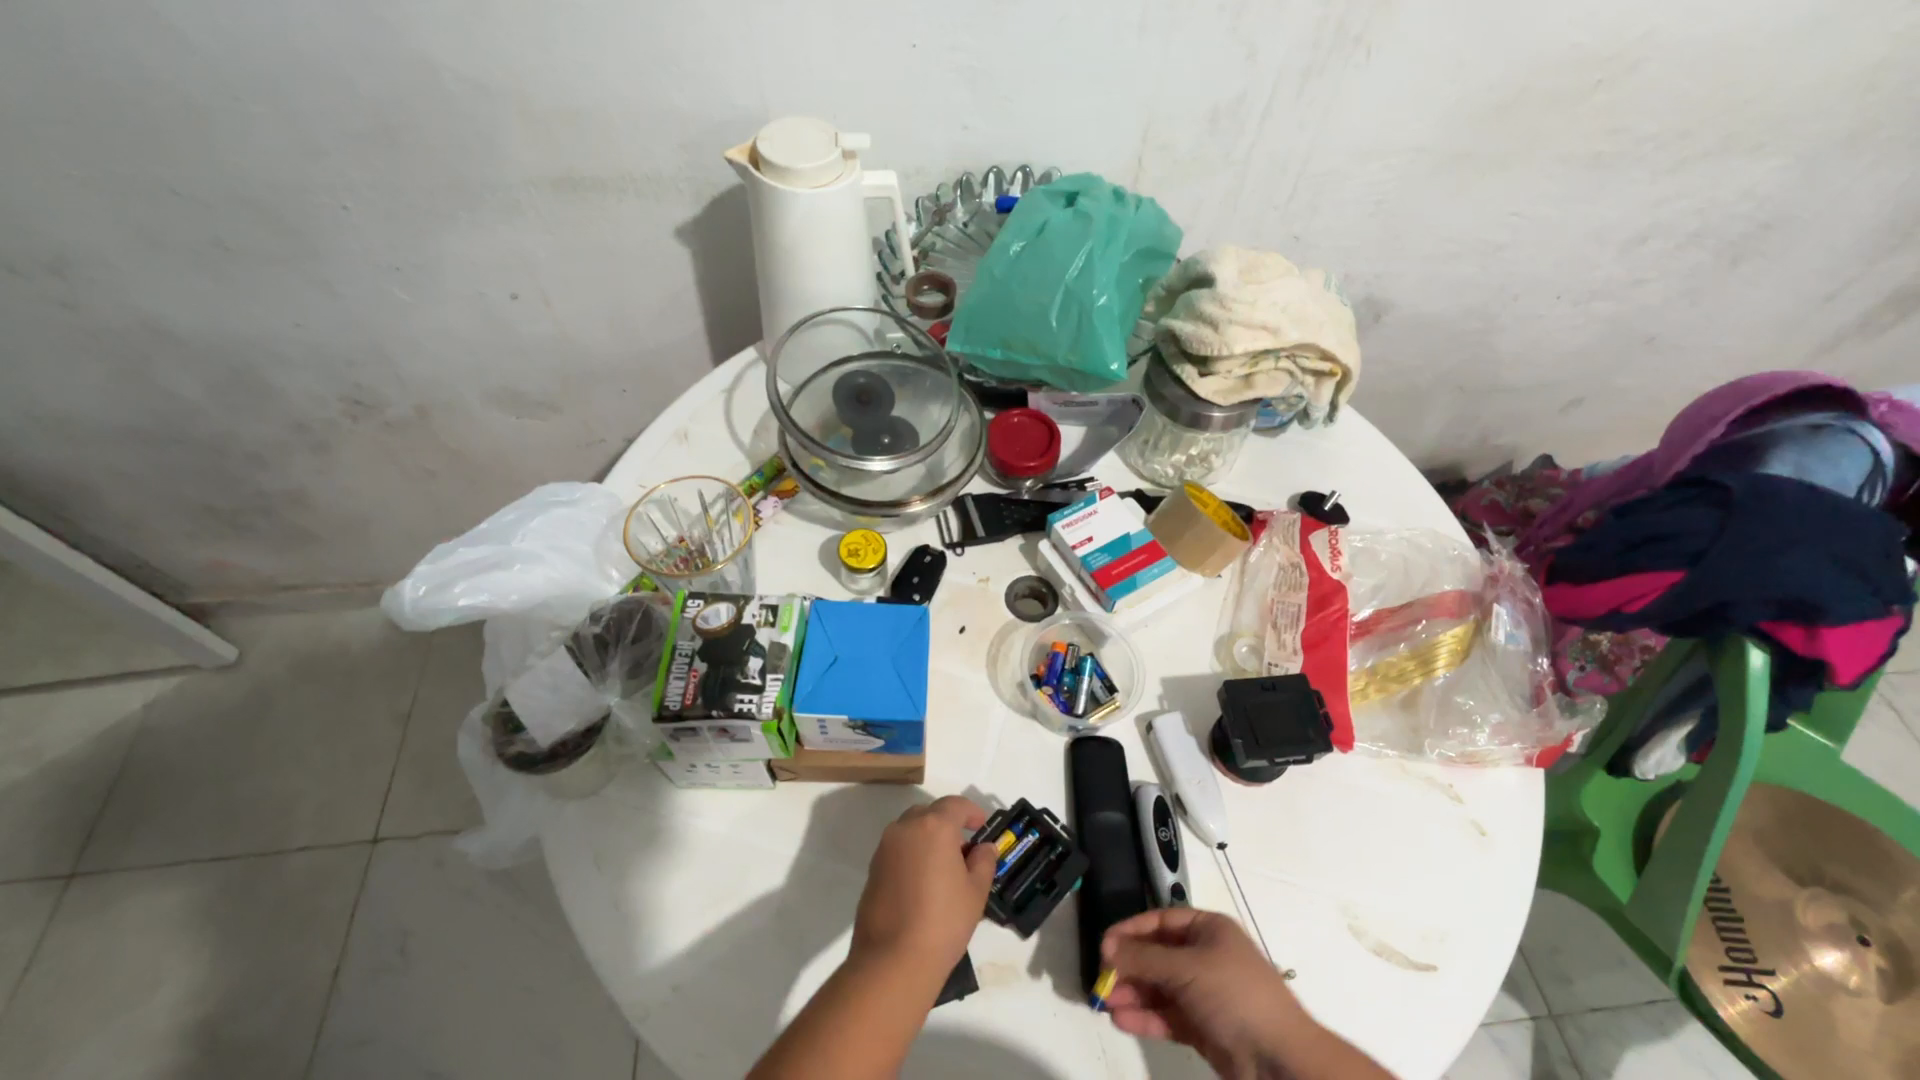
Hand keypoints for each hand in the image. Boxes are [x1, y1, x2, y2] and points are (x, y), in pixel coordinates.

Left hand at [850, 795, 997, 975]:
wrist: (893, 959)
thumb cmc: (943, 921)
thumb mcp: (975, 891)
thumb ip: (983, 862)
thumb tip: (983, 847)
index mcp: (933, 827)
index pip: (955, 805)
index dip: (971, 812)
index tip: (981, 826)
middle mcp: (905, 829)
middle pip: (929, 813)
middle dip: (947, 824)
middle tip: (964, 848)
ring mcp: (884, 849)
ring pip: (910, 831)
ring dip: (928, 839)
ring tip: (944, 867)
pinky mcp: (872, 870)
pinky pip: (897, 850)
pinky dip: (912, 855)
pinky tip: (923, 883)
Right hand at [1100, 908, 1308, 1076]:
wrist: (1280, 1059)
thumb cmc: (1235, 996)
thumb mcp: (1186, 968)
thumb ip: (1143, 958)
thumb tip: (1106, 946)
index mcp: (1209, 930)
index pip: (1161, 921)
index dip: (1131, 931)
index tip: (1103, 946)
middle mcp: (1206, 957)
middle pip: (1157, 955)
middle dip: (1128, 968)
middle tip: (1100, 981)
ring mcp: (1205, 993)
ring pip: (1159, 988)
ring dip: (1132, 993)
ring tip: (1104, 1003)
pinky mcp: (1203, 1026)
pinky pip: (1167, 1015)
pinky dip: (1145, 1017)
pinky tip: (1122, 1020)